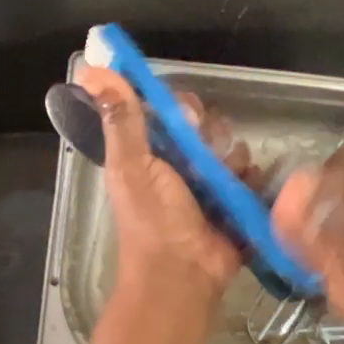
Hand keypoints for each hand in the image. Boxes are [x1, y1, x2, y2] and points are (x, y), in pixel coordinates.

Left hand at [75, 66, 246, 298]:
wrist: (183, 274)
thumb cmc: (153, 219)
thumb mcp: (132, 165)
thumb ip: (119, 117)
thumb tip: (89, 69)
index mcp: (151, 150)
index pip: (172, 108)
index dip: (181, 108)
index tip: (185, 120)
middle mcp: (181, 161)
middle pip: (208, 124)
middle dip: (212, 135)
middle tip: (205, 158)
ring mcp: (211, 181)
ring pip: (233, 146)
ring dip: (232, 160)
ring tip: (223, 183)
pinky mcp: (237, 200)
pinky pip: (254, 173)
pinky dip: (251, 181)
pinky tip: (242, 193)